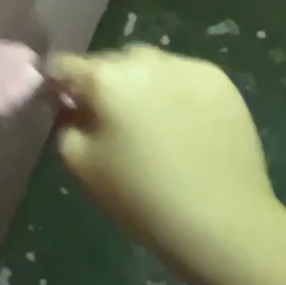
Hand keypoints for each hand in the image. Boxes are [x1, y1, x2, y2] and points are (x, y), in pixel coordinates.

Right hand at [47, 45, 284, 263]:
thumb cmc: (142, 197)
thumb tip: (71, 104)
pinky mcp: (218, 79)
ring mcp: (184, 66)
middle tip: (115, 121)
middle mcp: (142, 59)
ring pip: (148, 64)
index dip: (61, 84)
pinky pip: (182, 75)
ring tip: (155, 121)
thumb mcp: (80, 164)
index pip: (65, 64)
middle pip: (109, 62)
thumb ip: (64, 122)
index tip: (68, 106)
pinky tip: (186, 124)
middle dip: (105, 84)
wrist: (224, 225)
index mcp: (104, 78)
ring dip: (142, 83)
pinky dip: (177, 91)